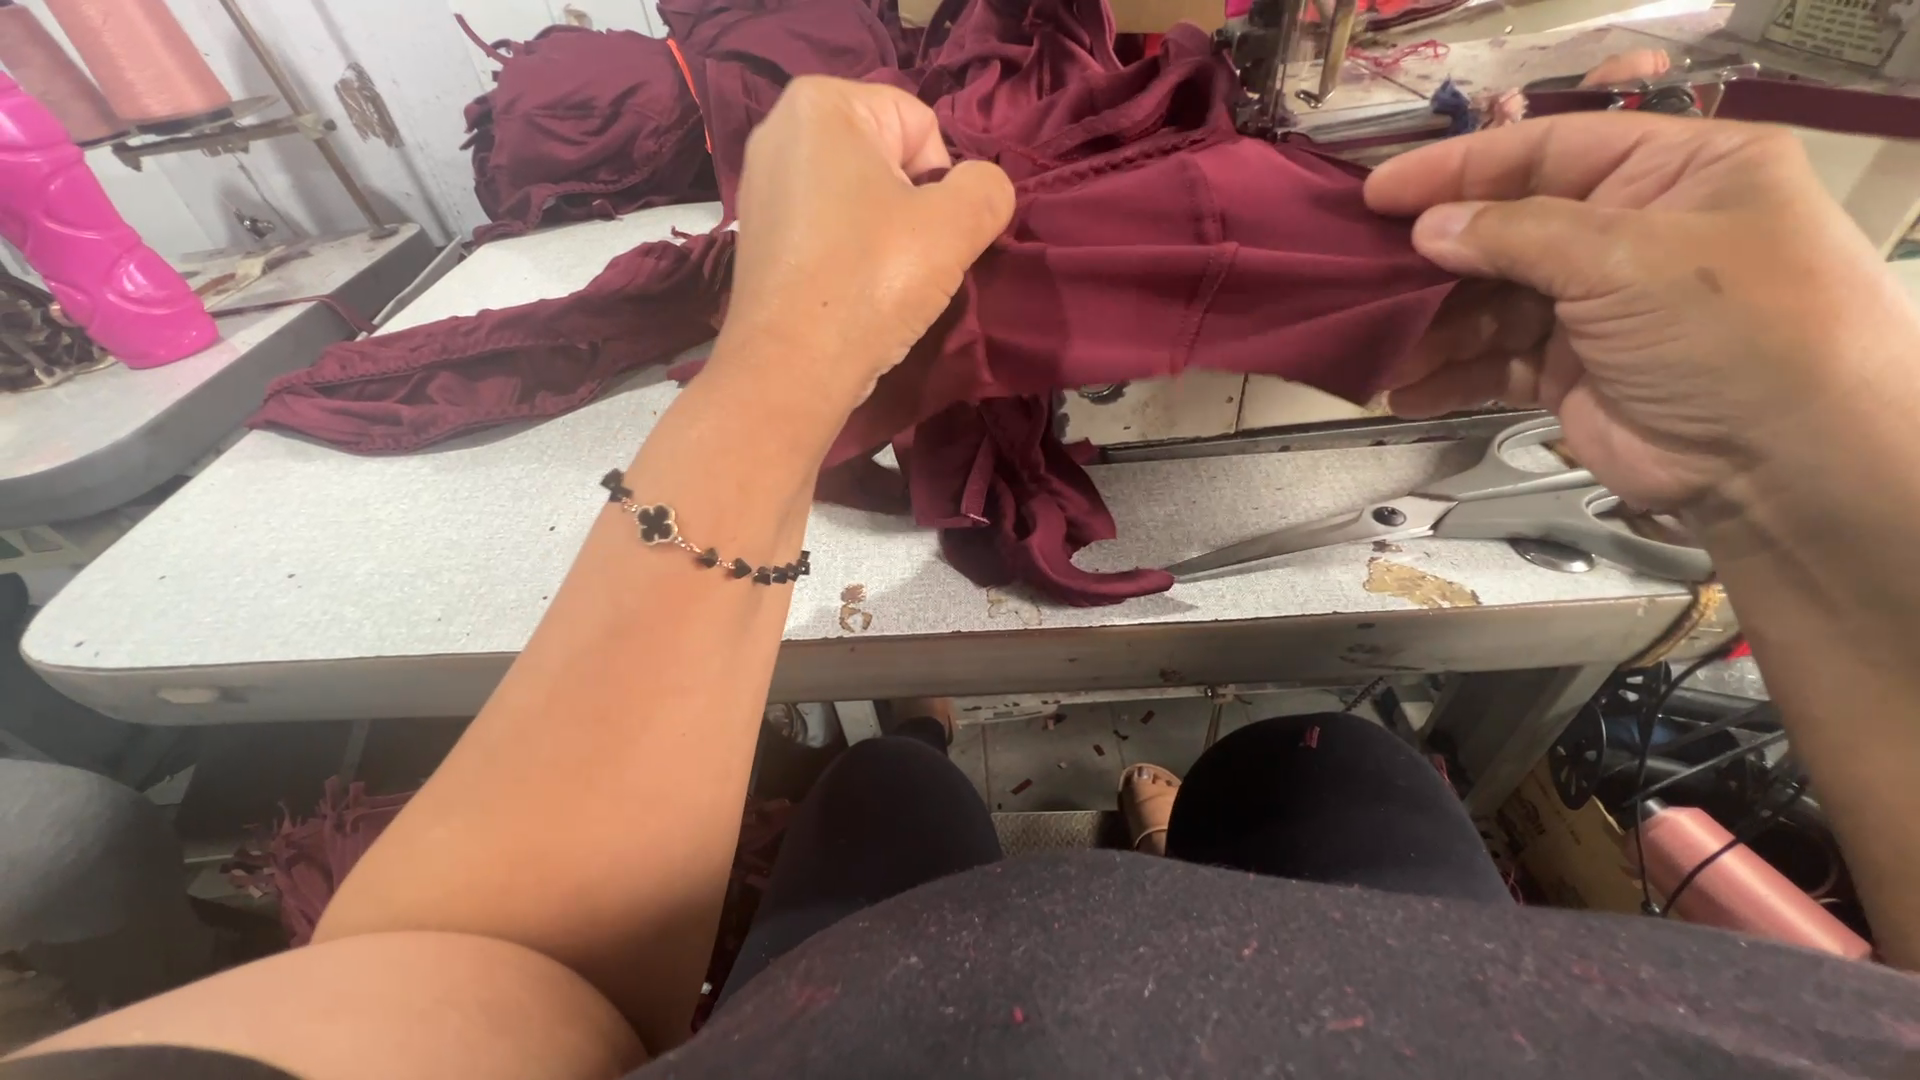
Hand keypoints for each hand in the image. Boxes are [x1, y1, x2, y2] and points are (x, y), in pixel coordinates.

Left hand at [717, 76, 1015, 406]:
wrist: (792, 369)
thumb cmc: (871, 282)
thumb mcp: (954, 227)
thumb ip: (989, 190)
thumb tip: (985, 190)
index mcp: (822, 103)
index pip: (923, 127)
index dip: (942, 185)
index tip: (927, 236)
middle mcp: (780, 130)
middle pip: (889, 162)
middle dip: (912, 210)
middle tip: (910, 264)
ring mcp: (763, 186)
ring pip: (860, 200)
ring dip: (886, 237)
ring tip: (881, 283)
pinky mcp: (760, 236)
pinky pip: (829, 229)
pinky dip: (850, 256)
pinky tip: (852, 292)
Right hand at [1364, 112, 1919, 517]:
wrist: (1778, 466)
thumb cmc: (1732, 333)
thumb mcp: (1629, 260)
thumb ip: (1519, 236)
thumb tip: (1427, 228)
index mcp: (1671, 174)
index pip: (1546, 151)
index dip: (1457, 169)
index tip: (1378, 193)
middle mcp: (1626, 234)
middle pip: (1503, 232)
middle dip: (1433, 259)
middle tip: (1360, 273)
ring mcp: (1591, 307)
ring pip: (1485, 306)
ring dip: (1430, 331)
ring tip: (1379, 352)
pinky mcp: (1563, 370)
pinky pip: (1489, 364)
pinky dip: (1447, 379)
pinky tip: (1407, 393)